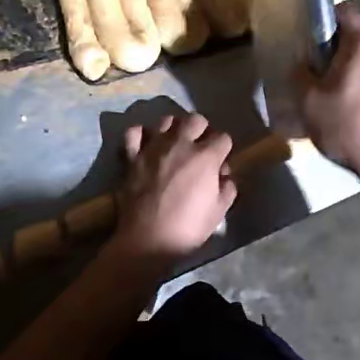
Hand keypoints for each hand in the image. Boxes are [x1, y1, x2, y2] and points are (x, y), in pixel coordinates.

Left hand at [110, 113, 236, 264]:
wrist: (148, 240)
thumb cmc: (188, 228)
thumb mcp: (219, 212)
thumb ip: (227, 188)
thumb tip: (223, 176)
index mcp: (206, 157)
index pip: (223, 138)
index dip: (224, 149)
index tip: (220, 162)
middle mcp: (181, 144)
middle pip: (196, 120)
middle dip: (203, 130)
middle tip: (200, 148)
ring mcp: (154, 147)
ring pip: (167, 120)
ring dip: (175, 128)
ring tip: (175, 144)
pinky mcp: (133, 156)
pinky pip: (135, 132)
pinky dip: (142, 134)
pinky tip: (148, 143)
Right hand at [294, 12, 359, 184]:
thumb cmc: (346, 124)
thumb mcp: (308, 100)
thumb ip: (300, 74)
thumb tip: (301, 63)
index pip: (343, 13)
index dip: (322, 19)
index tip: (304, 34)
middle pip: (351, 39)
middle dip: (329, 49)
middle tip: (307, 66)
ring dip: (341, 70)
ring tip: (320, 91)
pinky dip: (353, 85)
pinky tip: (339, 108)